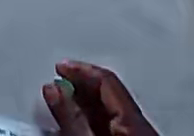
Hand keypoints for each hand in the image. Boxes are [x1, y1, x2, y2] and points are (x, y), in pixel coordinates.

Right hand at [41, 61, 158, 135]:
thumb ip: (72, 116)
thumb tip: (52, 88)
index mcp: (135, 118)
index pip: (106, 78)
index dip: (79, 68)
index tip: (59, 65)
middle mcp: (141, 124)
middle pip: (107, 93)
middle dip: (79, 85)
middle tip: (56, 83)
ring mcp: (139, 134)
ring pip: (108, 110)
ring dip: (82, 104)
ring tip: (61, 104)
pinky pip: (110, 124)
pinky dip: (91, 120)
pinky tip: (76, 124)